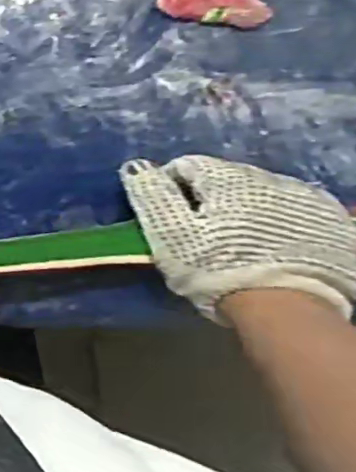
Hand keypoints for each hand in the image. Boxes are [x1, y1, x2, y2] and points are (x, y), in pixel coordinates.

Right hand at [121, 155, 355, 319]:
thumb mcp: (170, 231)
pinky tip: (268, 240)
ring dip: (244, 205)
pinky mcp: (336, 223)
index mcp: (231, 180)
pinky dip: (276, 217)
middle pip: (229, 176)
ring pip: (264, 191)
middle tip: (196, 226)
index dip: (168, 185)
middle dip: (208, 194)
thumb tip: (136, 165)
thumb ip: (152, 194)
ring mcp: (312, 201)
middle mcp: (276, 181)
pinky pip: (295, 208)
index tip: (164, 212)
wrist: (289, 306)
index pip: (189, 164)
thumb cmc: (215, 266)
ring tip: (233, 234)